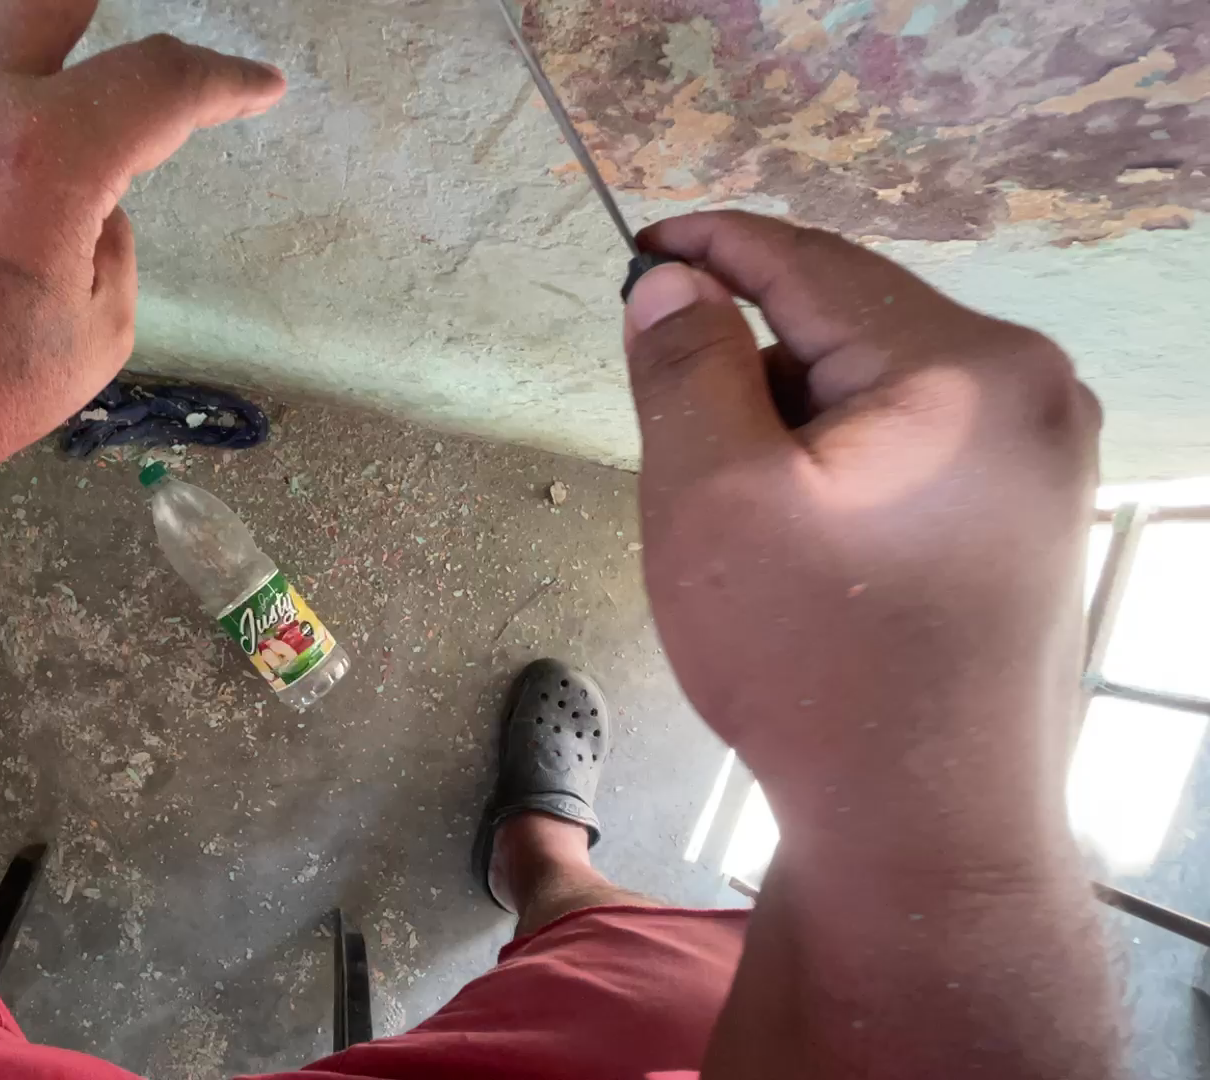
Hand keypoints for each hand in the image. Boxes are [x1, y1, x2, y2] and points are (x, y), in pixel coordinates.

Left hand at [0, 0, 284, 522]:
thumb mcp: (97, 337)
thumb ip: (113, 242)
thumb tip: (94, 198)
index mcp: (41, 157)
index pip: (159, 82)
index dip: (226, 81)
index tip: (260, 87)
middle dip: (121, 14)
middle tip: (152, 67)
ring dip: (46, 37)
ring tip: (70, 102)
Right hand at [623, 212, 1100, 866]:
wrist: (911, 810)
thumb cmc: (798, 644)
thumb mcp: (708, 493)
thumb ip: (683, 368)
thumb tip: (667, 283)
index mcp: (959, 370)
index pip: (813, 265)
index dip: (714, 244)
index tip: (640, 244)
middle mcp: (1017, 398)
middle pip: (836, 332)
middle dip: (732, 359)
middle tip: (660, 423)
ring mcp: (1020, 463)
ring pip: (850, 395)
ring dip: (763, 421)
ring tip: (718, 508)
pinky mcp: (998, 519)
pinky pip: (877, 447)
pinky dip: (802, 459)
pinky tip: (770, 531)